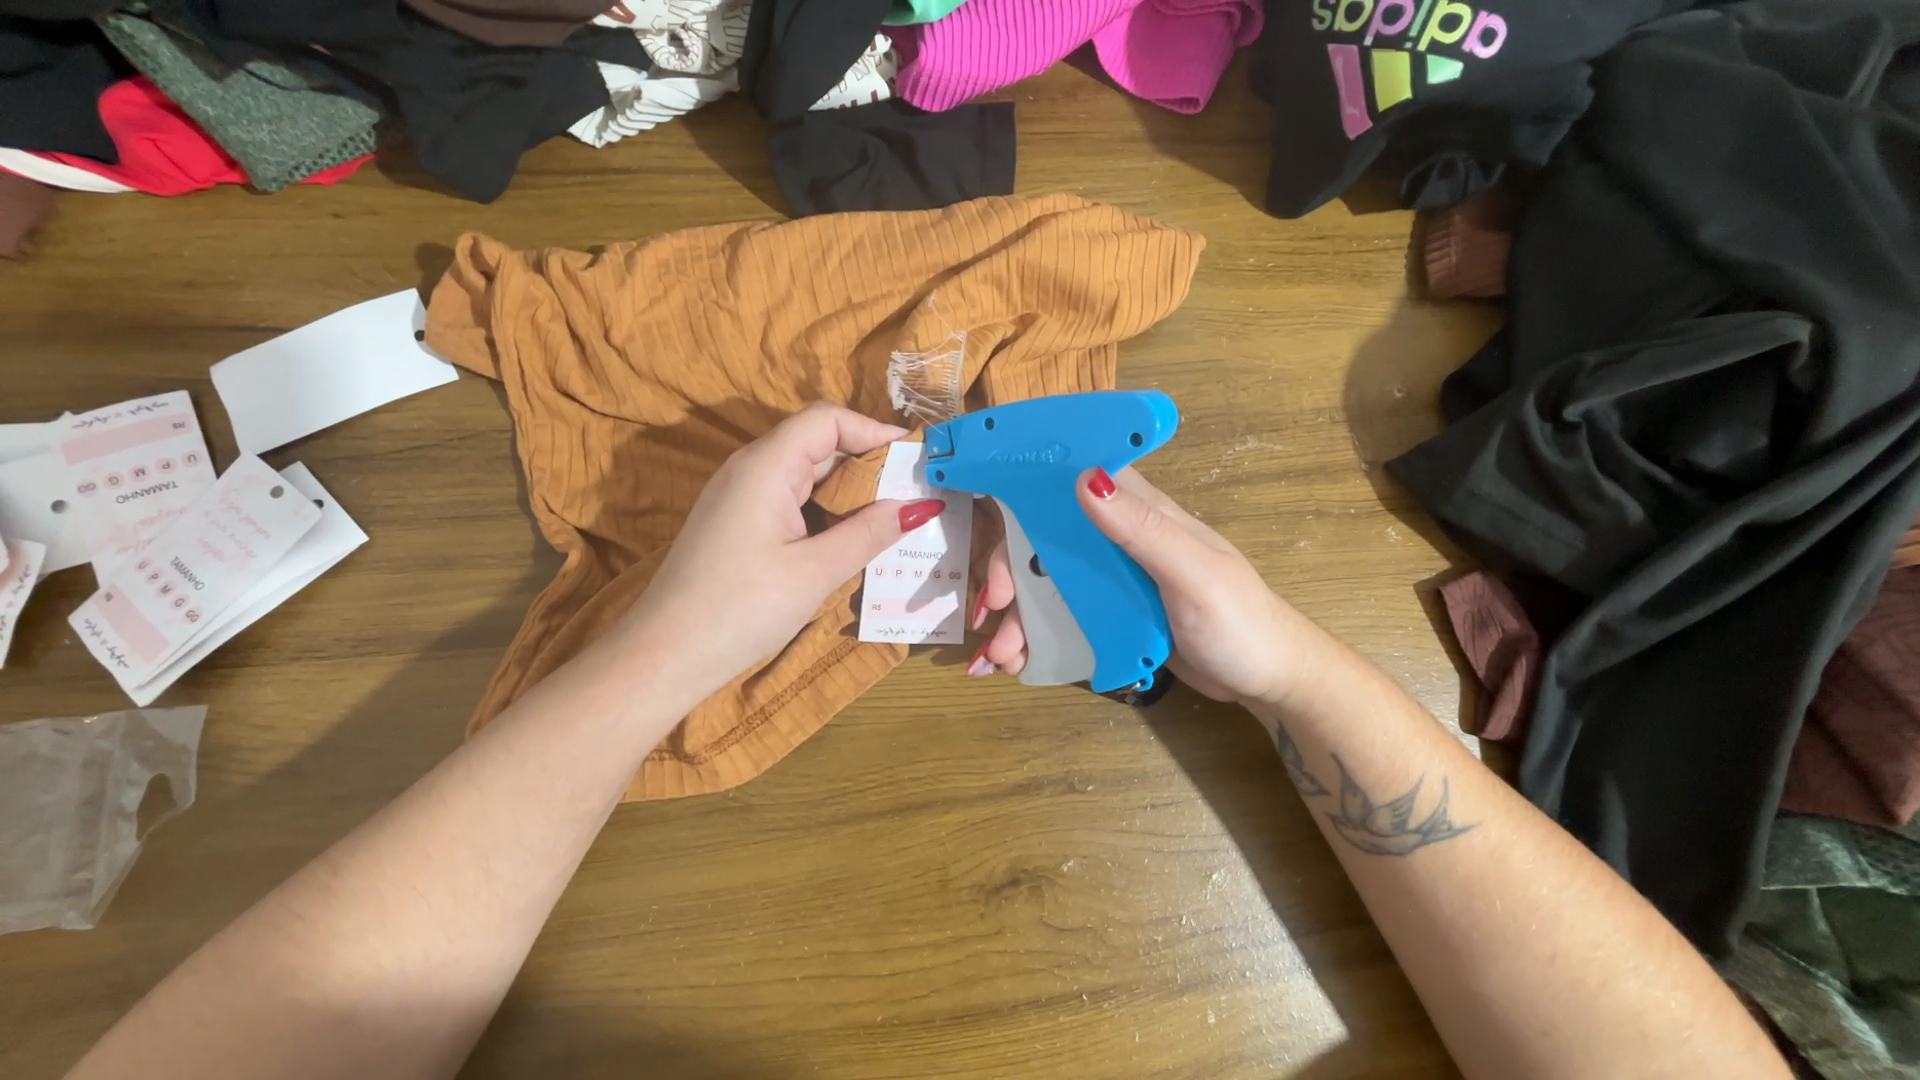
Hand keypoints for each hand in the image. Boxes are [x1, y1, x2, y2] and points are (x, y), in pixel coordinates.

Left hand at [618, 403, 944, 694]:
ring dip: (849, 490)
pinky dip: (825, 510)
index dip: (874, 430)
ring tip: (892, 517)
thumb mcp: (815, 572)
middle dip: (869, 462)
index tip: (915, 457)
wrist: (665, 656)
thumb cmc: (742, 608)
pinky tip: (849, 538)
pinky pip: (790, 500)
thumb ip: (869, 533)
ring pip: (806, 474)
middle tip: (914, 493)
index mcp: (766, 466)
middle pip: (818, 443)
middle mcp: (750, 469)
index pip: (828, 420)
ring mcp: (739, 496)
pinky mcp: (736, 523)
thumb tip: (918, 506)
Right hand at [968, 466, 1329, 707]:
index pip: (1073, 481)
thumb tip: (1087, 480)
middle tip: (994, 608)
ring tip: (998, 657)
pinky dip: (1031, 638)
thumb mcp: (1195, 573)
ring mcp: (1110, 580)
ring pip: (1045, 583)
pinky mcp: (1109, 616)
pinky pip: (1059, 618)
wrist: (1264, 679)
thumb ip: (1144, 530)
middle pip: (1043, 539)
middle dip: (1009, 570)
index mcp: (1140, 514)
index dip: (1025, 489)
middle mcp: (1117, 539)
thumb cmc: (1240, 620)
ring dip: (1015, 615)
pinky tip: (1012, 663)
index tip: (987, 509)